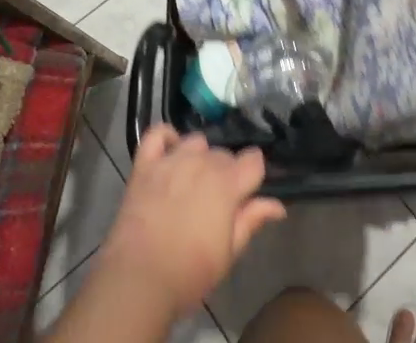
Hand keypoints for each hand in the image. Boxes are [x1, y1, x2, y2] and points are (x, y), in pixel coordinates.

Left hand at [97, 125, 286, 318]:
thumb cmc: (189, 272)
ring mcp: (171, 162)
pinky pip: (157, 134)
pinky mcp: (144, 167)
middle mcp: (202, 163)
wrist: (137, 282)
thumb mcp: (229, 252)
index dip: (253, 175)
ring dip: (199, 157)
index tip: (246, 194)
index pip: (254, 159)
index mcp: (227, 183)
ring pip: (196, 142)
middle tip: (217, 202)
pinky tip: (170, 154)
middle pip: (224, 153)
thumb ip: (252, 220)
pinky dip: (166, 137)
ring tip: (192, 181)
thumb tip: (278, 205)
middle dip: (226, 172)